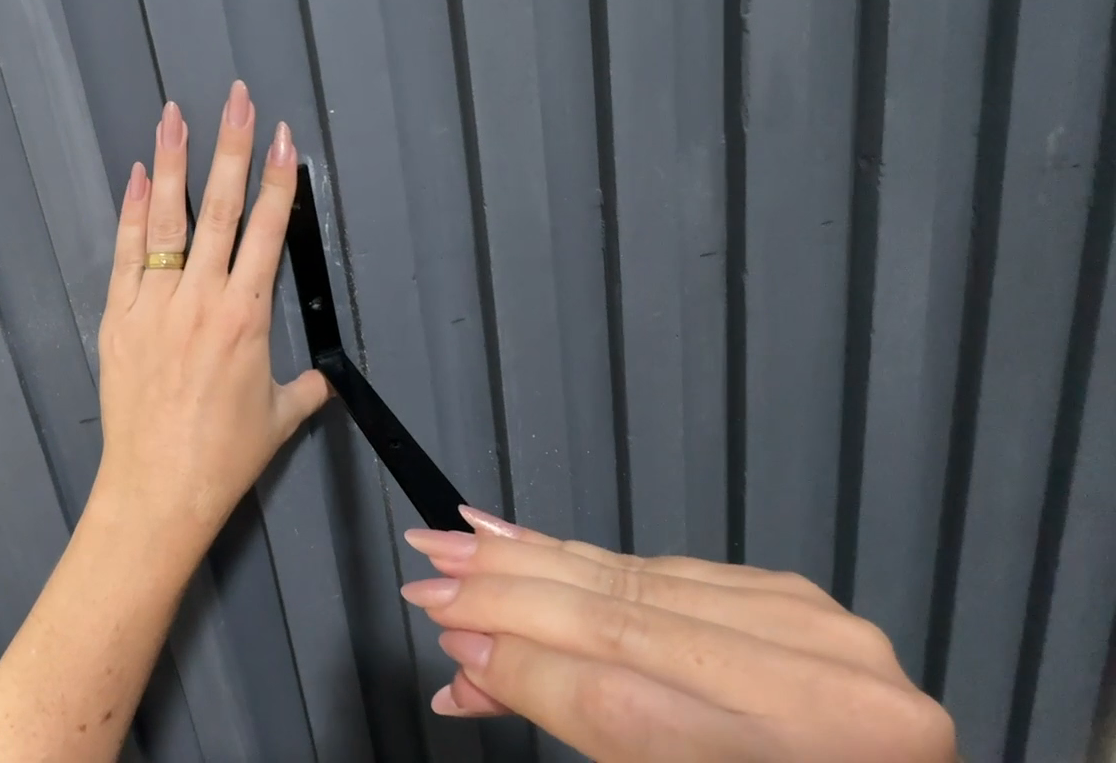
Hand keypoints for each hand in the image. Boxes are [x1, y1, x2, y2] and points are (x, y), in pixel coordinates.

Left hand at [94, 81, 329, 546]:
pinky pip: (126, 254)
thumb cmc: (224, 456)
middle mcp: (202, 298)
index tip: (284, 138)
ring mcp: (155, 304)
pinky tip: (135, 175)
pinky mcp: (118, 318)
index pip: (269, 231)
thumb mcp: (278, 420)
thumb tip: (325, 382)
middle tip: (236, 98)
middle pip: (222, 209)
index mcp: (248, 316)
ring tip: (174, 114)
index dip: (280, 181)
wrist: (159, 488)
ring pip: (167, 219)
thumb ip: (305, 390)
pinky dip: (130, 212)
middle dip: (231, 148)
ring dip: (172, 162)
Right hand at [402, 509, 956, 762]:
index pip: (625, 703)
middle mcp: (830, 690)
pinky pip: (657, 567)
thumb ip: (580, 720)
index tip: (447, 635)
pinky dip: (578, 554)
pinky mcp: (789, 592)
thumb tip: (468, 662)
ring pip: (630, 580)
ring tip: (455, 543)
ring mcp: (814, 627)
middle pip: (624, 624)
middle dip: (507, 596)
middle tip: (426, 574)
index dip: (523, 665)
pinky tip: (518, 535)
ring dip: (526, 559)